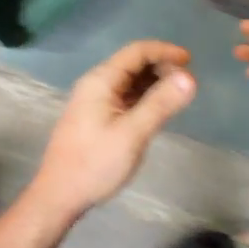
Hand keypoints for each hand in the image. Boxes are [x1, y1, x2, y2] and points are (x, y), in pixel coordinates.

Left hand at [27, 40, 196, 217]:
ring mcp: (93, 100)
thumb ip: (160, 104)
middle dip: (160, 67)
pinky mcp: (95, 116)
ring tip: (176, 95)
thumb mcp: (132, 134)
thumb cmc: (95, 163)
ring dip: (153, 82)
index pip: (137, 52)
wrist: (58, 195)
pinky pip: (123, 96)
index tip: (190, 61)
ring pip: (128, 80)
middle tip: (186, 83)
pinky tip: (156, 109)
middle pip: (132, 63)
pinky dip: (143, 96)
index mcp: (101, 80)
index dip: (164, 51)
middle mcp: (95, 83)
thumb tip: (190, 78)